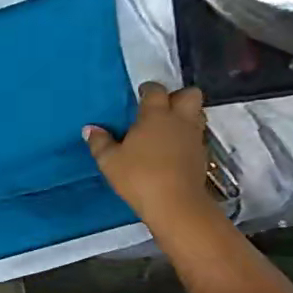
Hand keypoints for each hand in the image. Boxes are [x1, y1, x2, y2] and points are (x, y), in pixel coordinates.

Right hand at [84, 82, 215, 232]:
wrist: (175, 203)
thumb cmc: (138, 176)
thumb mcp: (109, 161)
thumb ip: (99, 143)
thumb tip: (90, 129)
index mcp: (156, 115)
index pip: (156, 90)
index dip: (148, 89)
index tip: (140, 93)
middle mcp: (180, 120)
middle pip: (189, 94)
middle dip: (177, 96)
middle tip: (160, 109)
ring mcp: (194, 136)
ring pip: (197, 114)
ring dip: (185, 115)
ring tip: (167, 129)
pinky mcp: (202, 154)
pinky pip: (197, 136)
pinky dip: (187, 137)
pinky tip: (173, 150)